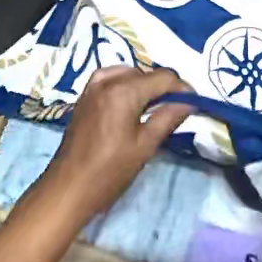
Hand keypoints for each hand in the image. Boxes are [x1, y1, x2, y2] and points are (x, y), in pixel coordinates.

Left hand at [31, 66, 193, 223]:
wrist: (67, 188)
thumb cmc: (109, 171)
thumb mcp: (145, 145)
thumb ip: (168, 117)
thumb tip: (189, 102)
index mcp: (124, 90)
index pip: (164, 77)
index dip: (182, 89)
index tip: (193, 104)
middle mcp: (107, 80)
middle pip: (147, 73)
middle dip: (164, 88)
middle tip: (177, 110)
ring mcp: (93, 86)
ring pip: (130, 74)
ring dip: (145, 86)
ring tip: (156, 109)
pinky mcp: (85, 95)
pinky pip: (112, 79)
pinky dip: (127, 85)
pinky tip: (133, 105)